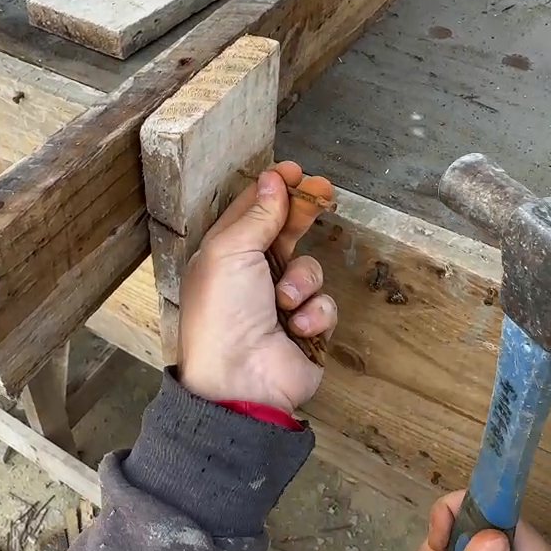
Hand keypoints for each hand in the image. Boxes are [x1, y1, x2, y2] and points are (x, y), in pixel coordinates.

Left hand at [178, 162, 337, 413]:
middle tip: (326, 191)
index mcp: (225, 255)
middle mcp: (252, 275)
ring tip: (285, 302)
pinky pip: (323, 304)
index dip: (273, 189)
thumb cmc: (224, 311)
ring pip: (310, 269)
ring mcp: (281, 303)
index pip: (252, 212)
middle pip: (286, 232)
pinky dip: (313, 314)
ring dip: (302, 281)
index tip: (295, 170)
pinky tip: (297, 328)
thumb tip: (272, 180)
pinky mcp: (307, 328)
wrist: (240, 380)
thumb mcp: (230, 252)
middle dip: (304, 213)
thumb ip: (256, 215)